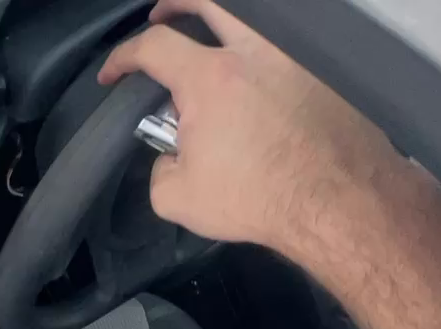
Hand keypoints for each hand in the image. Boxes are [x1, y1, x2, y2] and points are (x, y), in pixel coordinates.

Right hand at [100, 0, 414, 260]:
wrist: (329, 197)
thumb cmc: (253, 196)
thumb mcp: (174, 196)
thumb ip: (159, 166)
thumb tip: (170, 154)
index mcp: (210, 80)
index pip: (154, 47)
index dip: (122, 56)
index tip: (111, 75)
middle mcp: (255, 52)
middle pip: (211, 2)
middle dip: (175, 5)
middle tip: (159, 17)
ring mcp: (295, 54)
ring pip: (253, 17)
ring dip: (220, 19)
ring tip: (202, 37)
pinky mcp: (321, 68)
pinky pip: (281, 42)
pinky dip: (254, 47)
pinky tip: (244, 69)